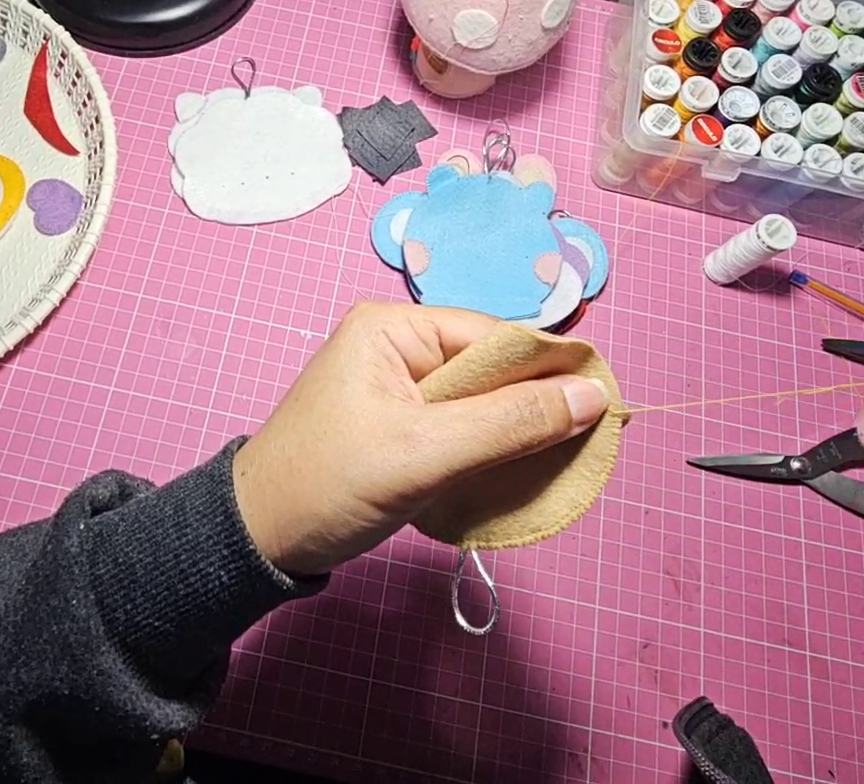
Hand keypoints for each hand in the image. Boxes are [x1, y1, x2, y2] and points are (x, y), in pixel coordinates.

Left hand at [232, 303, 607, 576]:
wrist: (262, 537)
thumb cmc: (331, 483)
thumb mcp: (425, 452)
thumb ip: (509, 423)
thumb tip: (590, 393)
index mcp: (392, 327)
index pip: (491, 335)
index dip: (547, 368)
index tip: (601, 404)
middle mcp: (396, 344)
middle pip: (488, 365)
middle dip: (531, 403)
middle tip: (586, 441)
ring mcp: (396, 383)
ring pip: (478, 397)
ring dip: (512, 428)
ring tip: (558, 460)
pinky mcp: (398, 420)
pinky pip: (459, 422)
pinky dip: (487, 444)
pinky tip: (516, 468)